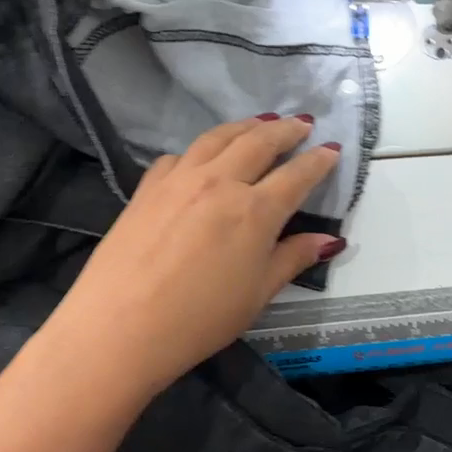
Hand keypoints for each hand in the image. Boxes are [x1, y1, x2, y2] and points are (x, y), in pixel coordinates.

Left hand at [42, 114, 343, 394]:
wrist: (118, 328)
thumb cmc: (199, 319)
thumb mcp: (258, 294)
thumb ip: (292, 259)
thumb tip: (328, 241)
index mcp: (255, 210)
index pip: (297, 175)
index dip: (318, 161)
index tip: (333, 150)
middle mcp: (220, 182)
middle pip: (259, 142)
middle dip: (286, 130)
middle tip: (303, 123)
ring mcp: (180, 180)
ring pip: (218, 138)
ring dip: (245, 126)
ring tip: (260, 123)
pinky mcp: (147, 188)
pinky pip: (180, 156)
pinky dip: (199, 150)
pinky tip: (202, 156)